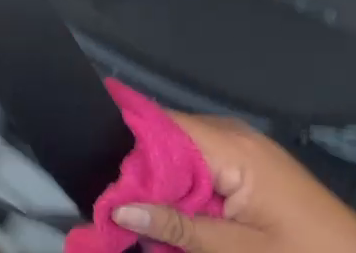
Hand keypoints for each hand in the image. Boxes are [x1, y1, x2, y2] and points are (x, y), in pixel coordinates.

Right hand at [115, 116, 355, 252]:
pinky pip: (201, 161)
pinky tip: (179, 210)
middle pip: (165, 136)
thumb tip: (117, 209)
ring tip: (144, 209)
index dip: (127, 150)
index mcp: (231, 147)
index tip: (104, 176)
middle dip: (141, 168)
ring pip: (180, 150)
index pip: (158, 126)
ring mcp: (244, 146)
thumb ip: (179, 228)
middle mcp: (232, 134)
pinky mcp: (251, 163)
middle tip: (119, 200)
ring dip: (163, 180)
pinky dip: (185, 184)